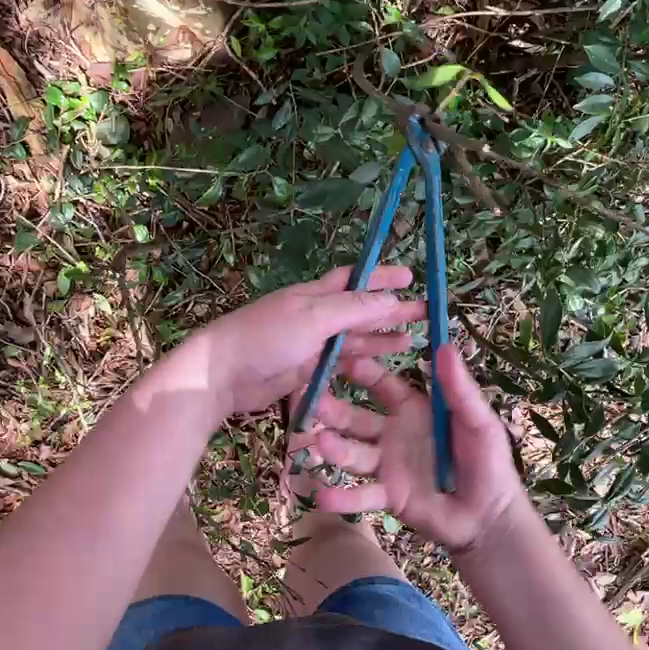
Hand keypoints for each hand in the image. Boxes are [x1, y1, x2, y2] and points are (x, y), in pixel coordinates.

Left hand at [189, 265, 426, 415]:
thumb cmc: (266, 336)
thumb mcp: (313, 317)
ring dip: (382, 336)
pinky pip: (343, 362)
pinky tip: (383, 361)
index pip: (355, 279)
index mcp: (315, 294)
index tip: (410, 275)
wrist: (223, 374)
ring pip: (355, 337)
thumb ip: (353, 309)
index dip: (382, 276)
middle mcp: (317, 315)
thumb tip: (391, 298)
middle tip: (426, 311)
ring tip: (415, 338)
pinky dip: (364, 360)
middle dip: (392, 309)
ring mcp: (312, 344)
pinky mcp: (307, 370)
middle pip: (361, 309)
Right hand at [306, 344, 525, 553]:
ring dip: (334, 449)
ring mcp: (387, 467)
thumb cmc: (488, 461)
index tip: (342, 358)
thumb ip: (459, 388)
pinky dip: (342, 498)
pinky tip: (323, 497)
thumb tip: (445, 346)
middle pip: (357, 419)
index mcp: (414, 411)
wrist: (490, 516)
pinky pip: (362, 496)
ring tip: (319, 443)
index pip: (383, 385)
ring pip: (354, 455)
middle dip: (334, 412)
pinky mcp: (388, 497)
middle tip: (313, 402)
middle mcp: (394, 435)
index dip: (363, 373)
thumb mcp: (478, 421)